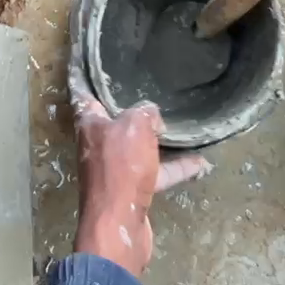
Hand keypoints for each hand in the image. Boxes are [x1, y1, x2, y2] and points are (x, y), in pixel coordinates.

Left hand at [71, 81, 210, 276]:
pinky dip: (176, 167)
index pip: (83, 91)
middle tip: (145, 87)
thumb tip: (152, 115)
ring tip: (181, 125)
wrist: (118, 226)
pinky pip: (156, 171)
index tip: (84, 57)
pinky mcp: (132, 190)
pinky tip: (201, 163)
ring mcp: (115, 168)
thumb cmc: (120, 169)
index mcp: (90, 123)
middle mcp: (98, 143)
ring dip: (158, 138)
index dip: (83, 73)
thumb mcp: (135, 127)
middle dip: (128, 105)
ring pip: (138, 145)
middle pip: (114, 118)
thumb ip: (145, 112)